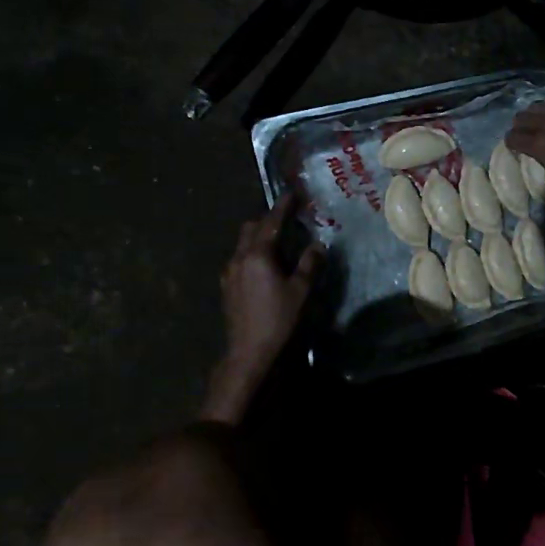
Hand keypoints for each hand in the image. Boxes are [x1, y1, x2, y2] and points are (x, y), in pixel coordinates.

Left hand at [205, 199, 321, 423]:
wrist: (248, 352)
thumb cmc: (277, 320)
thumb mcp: (299, 292)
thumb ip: (308, 265)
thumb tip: (317, 246)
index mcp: (258, 254)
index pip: (271, 222)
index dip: (283, 206)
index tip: (292, 193)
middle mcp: (239, 258)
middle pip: (251, 228)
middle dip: (267, 220)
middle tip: (287, 220)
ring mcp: (229, 272)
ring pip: (242, 244)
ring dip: (258, 237)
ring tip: (278, 243)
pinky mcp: (227, 287)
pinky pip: (239, 259)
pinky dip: (252, 254)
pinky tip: (264, 267)